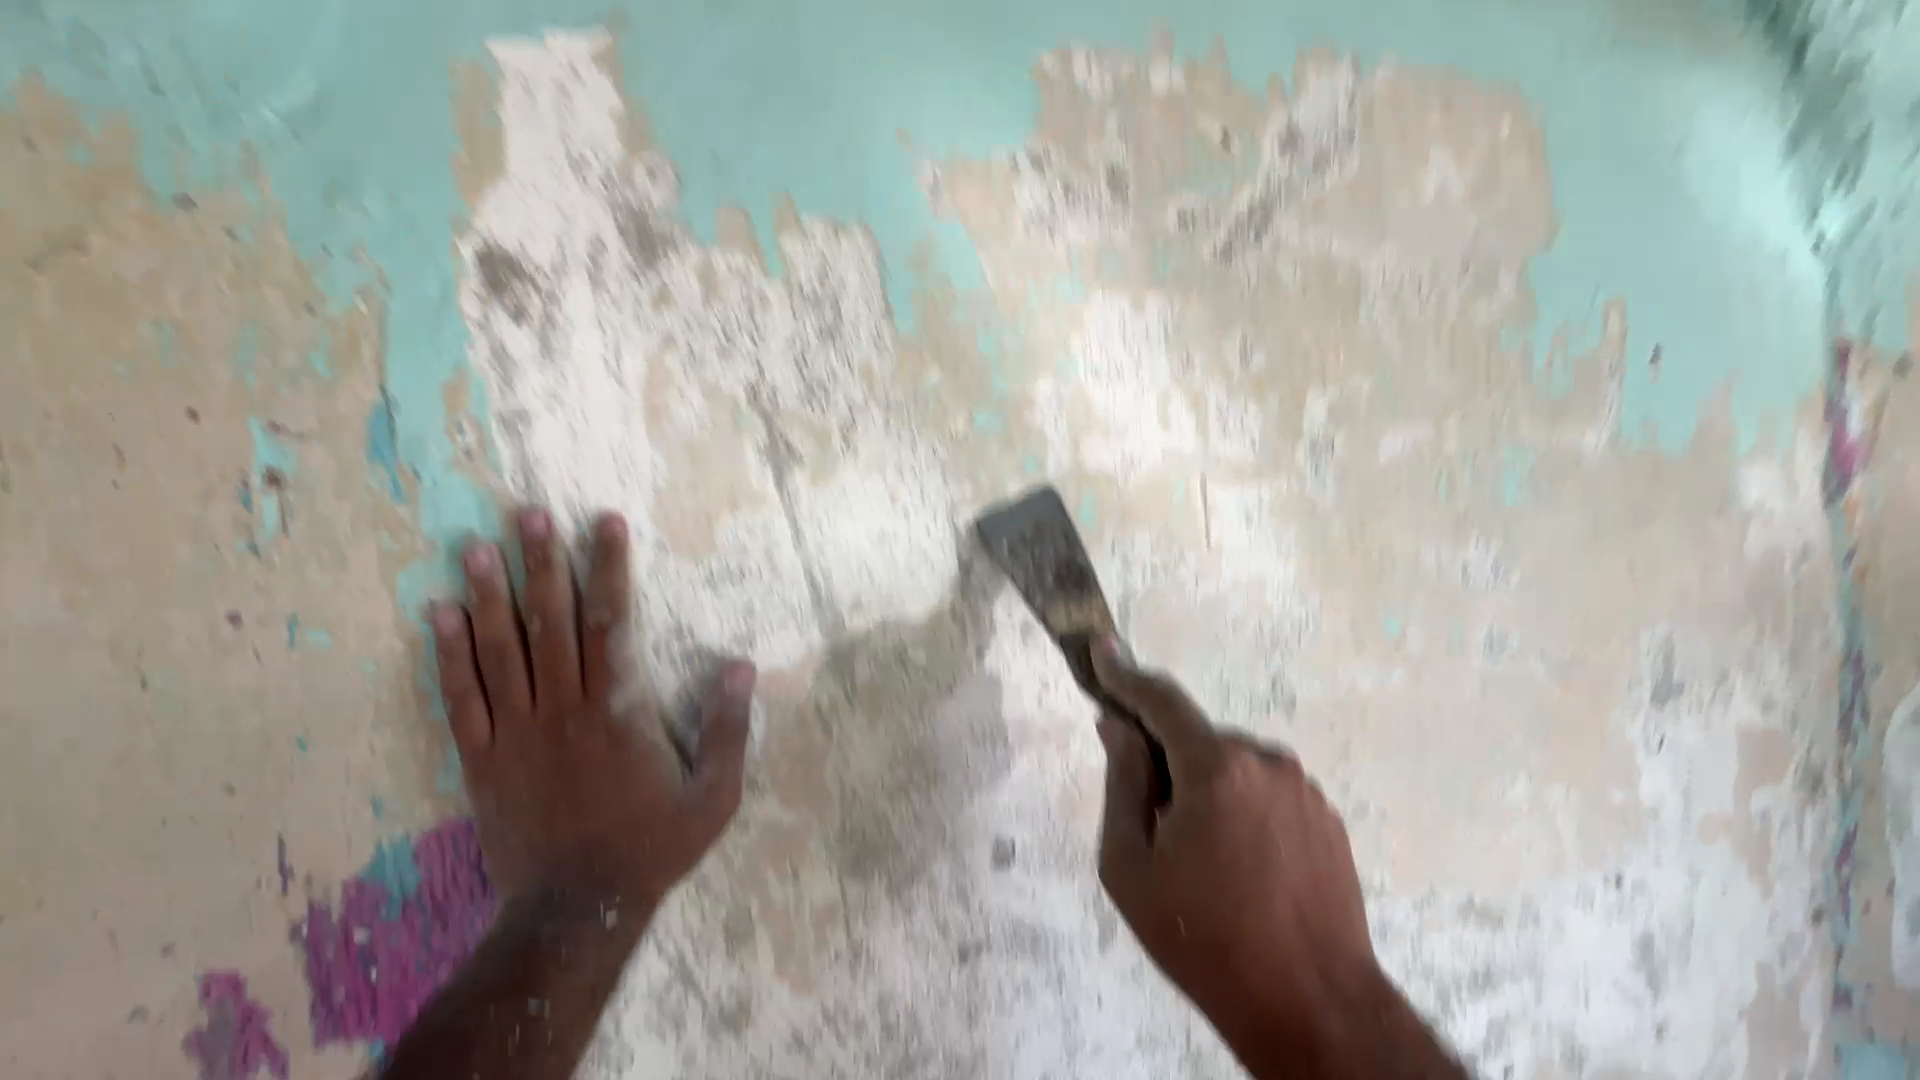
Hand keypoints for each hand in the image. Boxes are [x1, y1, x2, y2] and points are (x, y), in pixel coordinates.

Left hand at [430, 506, 754, 915]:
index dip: (609, 569)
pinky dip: (449, 655)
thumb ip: (727, 729)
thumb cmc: (652, 846)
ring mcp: (517, 732)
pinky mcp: (482, 759)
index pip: (613, 624)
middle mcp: (563, 709)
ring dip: (490, 595)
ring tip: (477, 545)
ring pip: (501, 651)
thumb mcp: (714, 796)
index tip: (604, 522)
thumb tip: (739, 665)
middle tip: (529, 513)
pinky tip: (439, 614)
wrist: (576, 910)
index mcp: (618, 712)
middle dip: (544, 564)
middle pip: (551, 624)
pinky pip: (462, 699)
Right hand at [1092, 639, 1375, 1051]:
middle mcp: (1266, 762)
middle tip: (1155, 829)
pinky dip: (1242, 812)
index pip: (1161, 701)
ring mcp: (1304, 790)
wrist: (1311, 1005)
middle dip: (1168, 764)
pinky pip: (1266, 795)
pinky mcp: (1327, 819)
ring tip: (1206, 865)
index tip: (1102, 649)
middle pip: (1198, 742)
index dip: (1125, 675)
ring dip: (1208, 791)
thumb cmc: (1202, 936)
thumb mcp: (1131, 865)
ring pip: (1233, 770)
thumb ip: (1121, 783)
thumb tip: (1118, 727)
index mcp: (1216, 767)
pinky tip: (1243, 872)